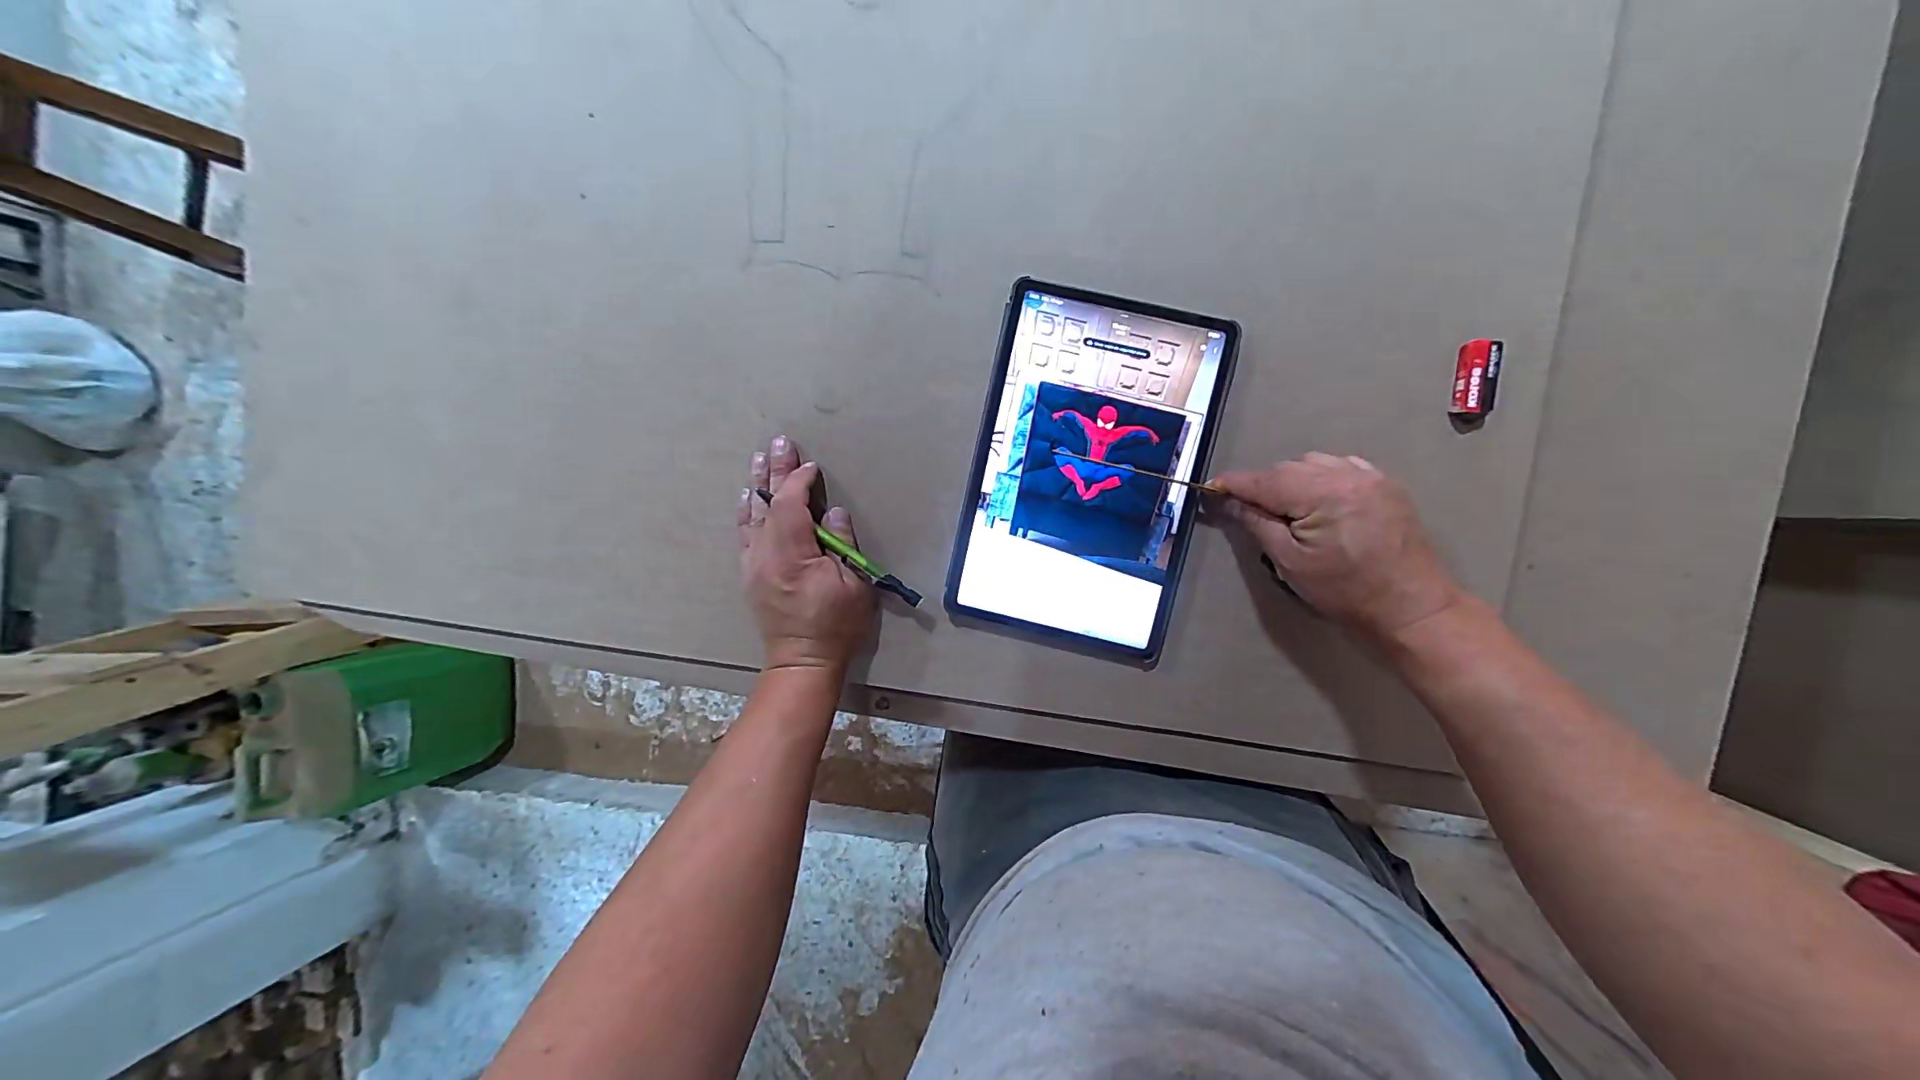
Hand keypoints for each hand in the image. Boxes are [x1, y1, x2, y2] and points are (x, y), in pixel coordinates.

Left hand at [736, 436, 875, 672]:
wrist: (802, 661)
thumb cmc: (836, 625)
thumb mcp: (854, 587)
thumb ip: (842, 545)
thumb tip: (832, 513)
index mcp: (792, 556)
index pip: (791, 506)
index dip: (800, 482)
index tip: (812, 467)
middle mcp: (766, 555)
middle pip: (769, 504)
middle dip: (776, 471)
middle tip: (780, 442)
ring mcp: (754, 564)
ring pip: (753, 516)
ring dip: (759, 484)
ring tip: (760, 458)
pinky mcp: (751, 574)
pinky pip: (744, 535)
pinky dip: (747, 512)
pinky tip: (748, 496)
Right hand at [1210, 453, 1463, 639]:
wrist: (1411, 607)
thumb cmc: (1345, 591)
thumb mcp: (1290, 561)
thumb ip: (1257, 523)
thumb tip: (1230, 501)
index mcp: (1324, 493)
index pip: (1265, 480)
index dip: (1234, 484)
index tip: (1211, 488)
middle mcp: (1349, 475)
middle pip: (1288, 468)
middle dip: (1264, 486)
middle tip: (1250, 513)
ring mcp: (1371, 477)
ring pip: (1313, 463)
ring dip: (1291, 480)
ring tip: (1287, 511)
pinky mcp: (1384, 485)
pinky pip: (1339, 467)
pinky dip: (1319, 478)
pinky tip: (1317, 501)